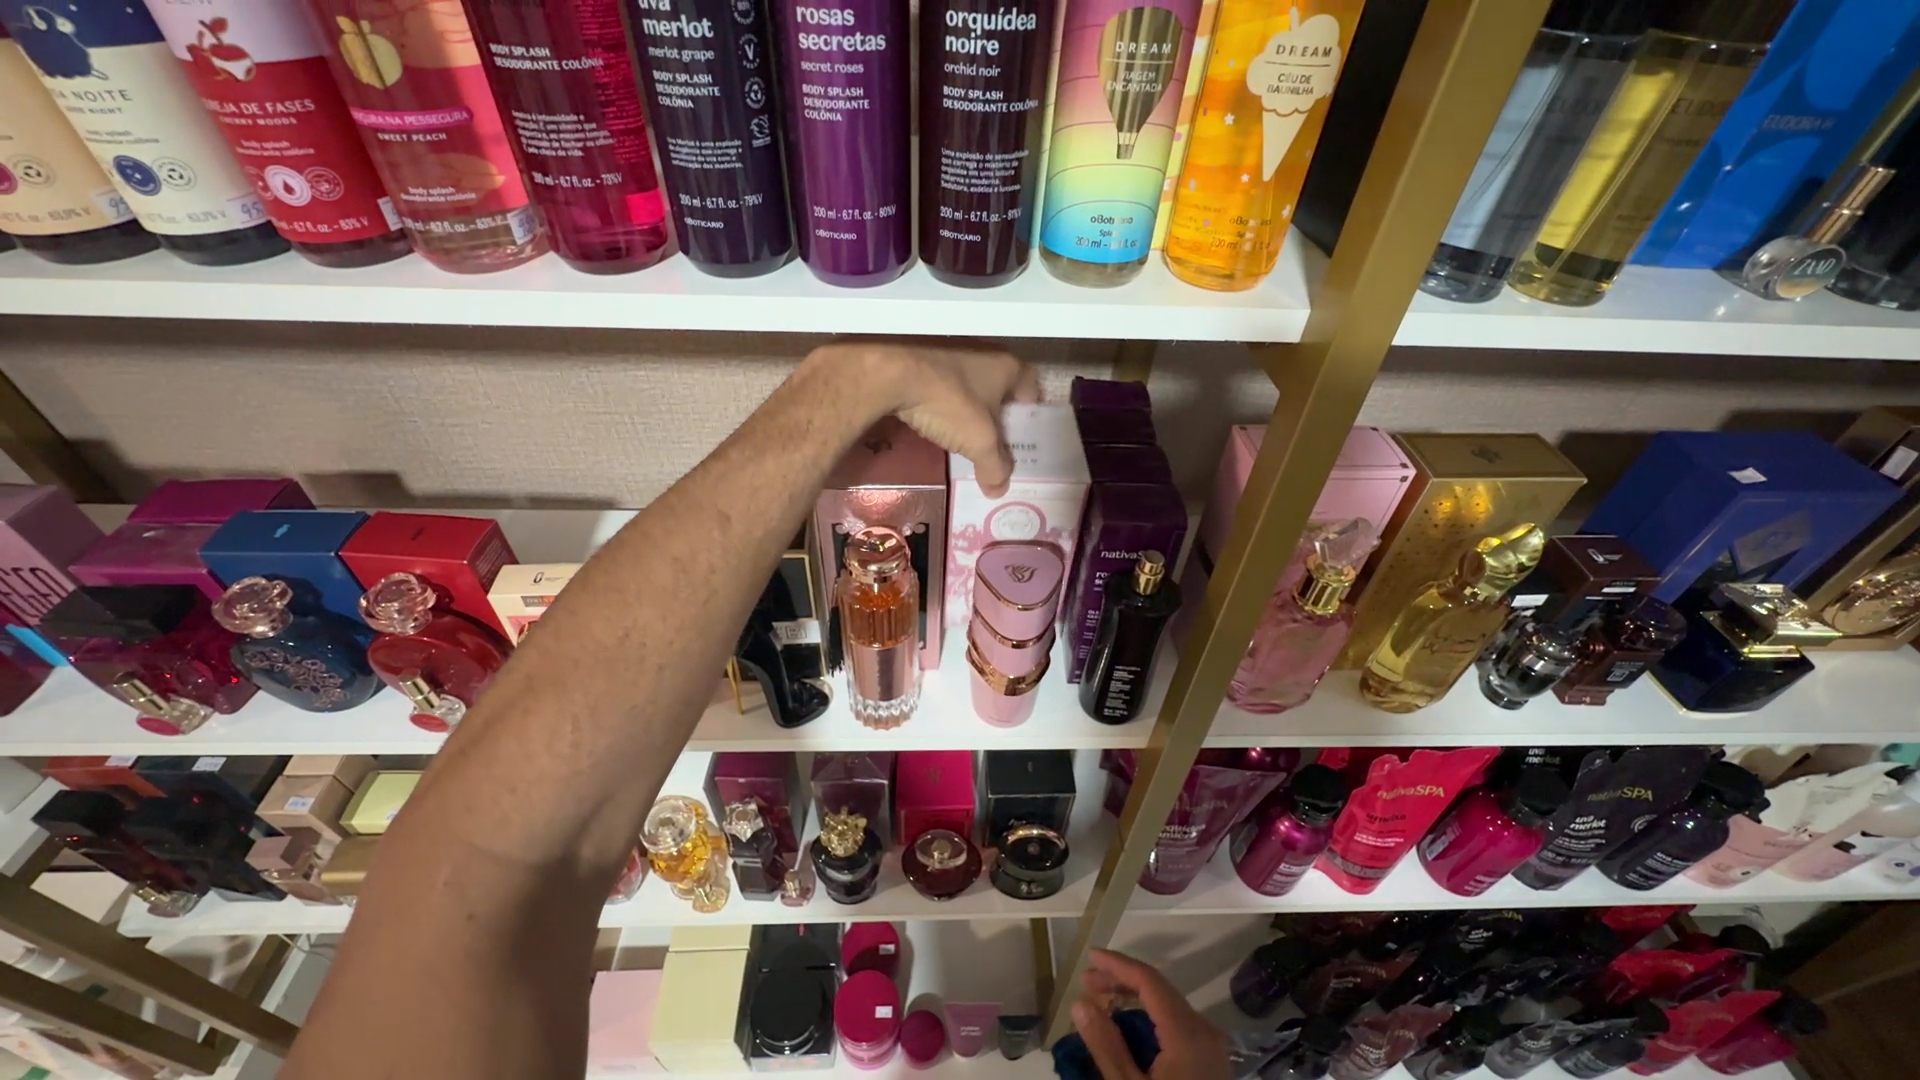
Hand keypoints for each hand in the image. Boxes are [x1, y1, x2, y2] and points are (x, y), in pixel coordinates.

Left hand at [805, 340, 1039, 496]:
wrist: (891, 371)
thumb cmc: (949, 401)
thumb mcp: (979, 441)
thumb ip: (995, 467)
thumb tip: (999, 490)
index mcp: (1008, 366)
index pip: (1032, 387)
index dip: (1030, 414)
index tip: (1023, 436)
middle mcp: (985, 351)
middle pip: (1000, 387)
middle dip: (998, 414)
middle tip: (994, 442)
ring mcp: (951, 350)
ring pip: (970, 383)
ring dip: (969, 407)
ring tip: (963, 435)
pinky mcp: (922, 355)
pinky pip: (942, 382)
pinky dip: (943, 400)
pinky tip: (934, 419)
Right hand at [1073, 949, 1231, 1079]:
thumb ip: (1106, 1045)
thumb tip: (1081, 1002)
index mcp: (1187, 1032)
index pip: (1149, 980)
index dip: (1118, 964)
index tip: (1090, 956)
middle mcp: (1205, 1030)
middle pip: (1160, 989)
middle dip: (1121, 980)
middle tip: (1087, 983)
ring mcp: (1212, 1046)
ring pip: (1169, 1006)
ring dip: (1134, 998)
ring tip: (1102, 1003)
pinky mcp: (1212, 1062)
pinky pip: (1178, 1024)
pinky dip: (1151, 1017)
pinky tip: (1128, 1027)